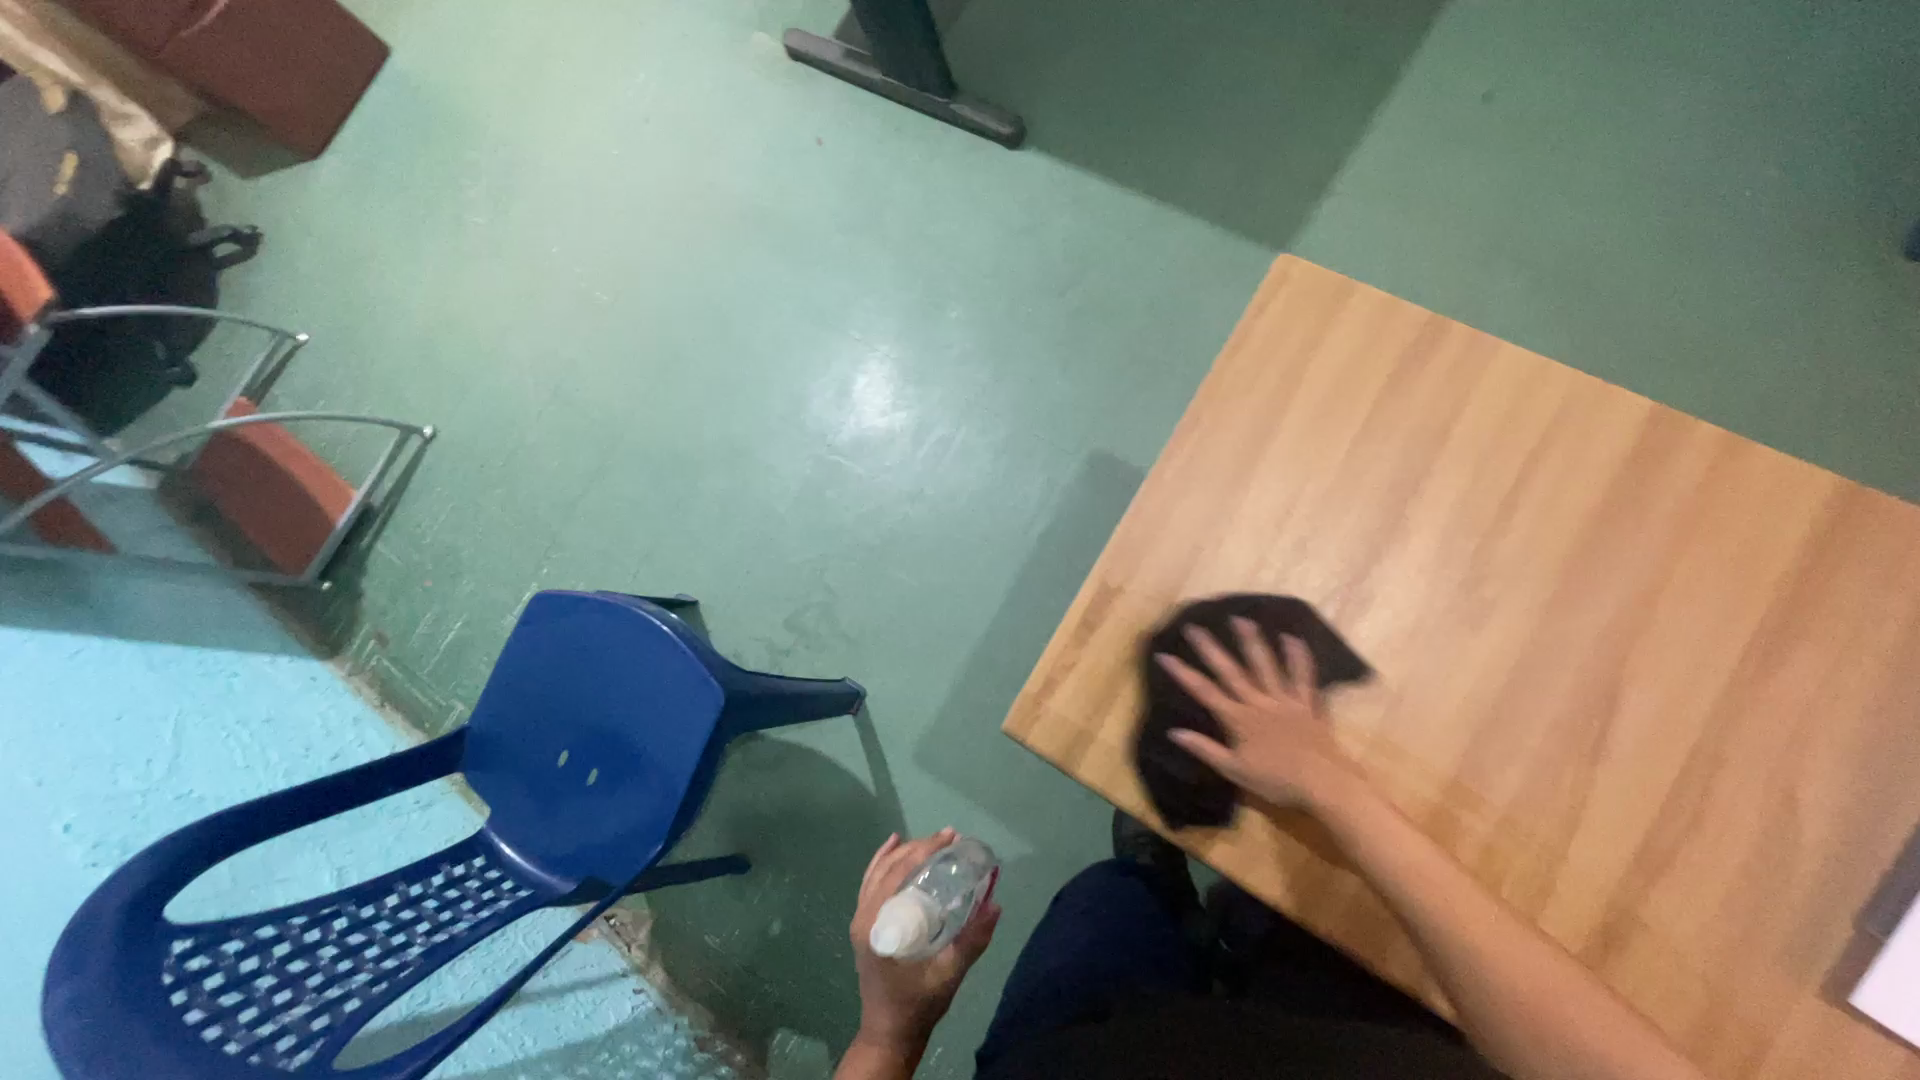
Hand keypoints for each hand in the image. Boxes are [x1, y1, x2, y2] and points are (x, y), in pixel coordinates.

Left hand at [847, 828, 1000, 1051]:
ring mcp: (861, 920)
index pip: (898, 872)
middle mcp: (863, 915)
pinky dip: (883, 862)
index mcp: (877, 924)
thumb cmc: (918, 1003)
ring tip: (931, 840)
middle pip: (888, 867)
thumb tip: (995, 904)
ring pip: (878, 872)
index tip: (950, 838)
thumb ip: (972, 940)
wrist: (890, 1033)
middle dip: (918, 847)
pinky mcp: (864, 925)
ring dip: (903, 853)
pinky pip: (871, 884)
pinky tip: (894, 846)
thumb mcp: (949, 973)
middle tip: (949, 837)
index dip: (924, 850)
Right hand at [1156, 618, 1365, 813]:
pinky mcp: (1307, 704)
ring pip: (1265, 665)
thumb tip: (1174, 732)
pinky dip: (1298, 657)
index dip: (1183, 673)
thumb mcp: (1234, 770)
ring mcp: (1284, 700)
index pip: (1204, 692)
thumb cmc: (1276, 781)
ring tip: (1240, 619)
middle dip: (1210, 649)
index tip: (1164, 655)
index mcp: (1238, 719)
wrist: (1323, 783)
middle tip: (1195, 627)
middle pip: (1230, 671)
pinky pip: (1303, 676)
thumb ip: (1205, 749)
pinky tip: (1292, 638)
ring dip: (1252, 641)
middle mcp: (1258, 703)